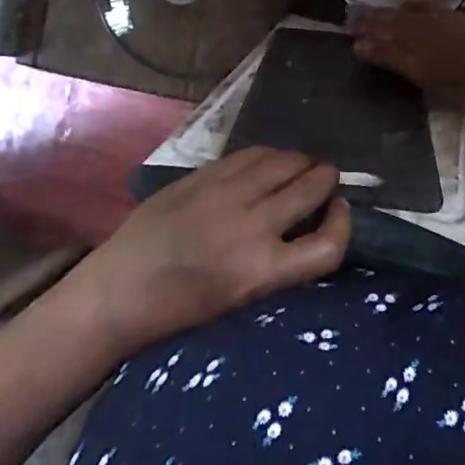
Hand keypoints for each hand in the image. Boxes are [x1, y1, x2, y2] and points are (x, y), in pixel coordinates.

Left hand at [62, 149, 349, 354]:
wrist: (121, 289)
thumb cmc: (181, 309)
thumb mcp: (240, 300)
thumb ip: (277, 264)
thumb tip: (307, 228)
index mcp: (261, 272)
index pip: (328, 246)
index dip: (343, 225)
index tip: (341, 211)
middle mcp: (250, 228)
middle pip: (309, 188)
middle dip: (326, 178)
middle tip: (328, 177)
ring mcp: (225, 194)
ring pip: (281, 161)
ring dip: (301, 160)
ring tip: (303, 163)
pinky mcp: (203, 176)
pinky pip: (248, 155)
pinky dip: (267, 154)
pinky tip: (269, 159)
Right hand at [348, 5, 464, 93]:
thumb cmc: (455, 68)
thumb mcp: (416, 67)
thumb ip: (387, 55)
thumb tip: (357, 45)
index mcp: (405, 26)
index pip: (374, 21)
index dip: (359, 22)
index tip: (343, 21)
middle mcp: (418, 14)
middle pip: (389, 13)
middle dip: (371, 14)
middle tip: (354, 14)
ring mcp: (438, 14)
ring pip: (406, 10)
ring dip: (390, 12)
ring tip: (381, 15)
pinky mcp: (454, 19)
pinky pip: (421, 11)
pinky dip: (409, 14)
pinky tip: (416, 20)